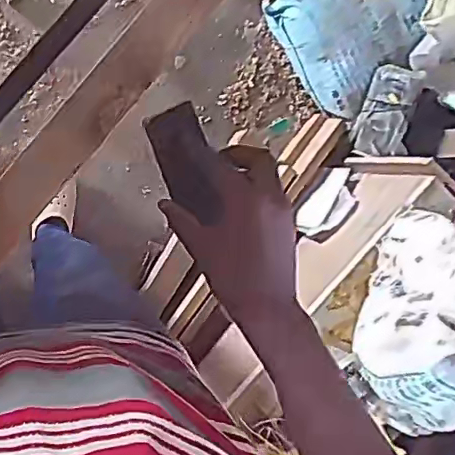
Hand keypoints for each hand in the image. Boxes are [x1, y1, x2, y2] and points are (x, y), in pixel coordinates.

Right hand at [159, 145, 304, 340]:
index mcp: (245, 198)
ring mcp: (283, 209)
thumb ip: (182, 220)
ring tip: (226, 183)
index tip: (189, 148)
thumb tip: (166, 204)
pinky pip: (274, 194)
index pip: (220, 166)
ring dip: (250, 171)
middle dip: (238, 154)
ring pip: (270, 175)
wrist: (268, 306)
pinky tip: (239, 207)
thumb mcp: (201, 246)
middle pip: (259, 159)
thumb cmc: (232, 277)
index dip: (202, 155)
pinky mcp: (289, 223)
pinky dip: (258, 189)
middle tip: (217, 160)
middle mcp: (269, 197)